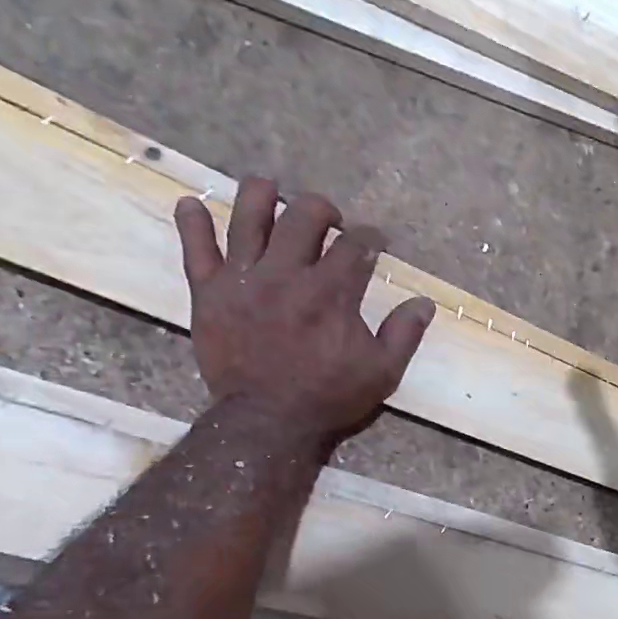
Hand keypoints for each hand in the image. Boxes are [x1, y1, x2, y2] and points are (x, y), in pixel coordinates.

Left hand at [174, 176, 435, 445]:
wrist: (267, 424)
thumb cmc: (327, 399)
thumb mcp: (380, 374)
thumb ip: (403, 335)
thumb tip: (424, 302)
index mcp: (331, 292)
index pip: (356, 244)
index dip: (371, 237)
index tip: (374, 242)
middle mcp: (287, 274)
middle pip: (305, 214)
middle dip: (324, 209)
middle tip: (328, 224)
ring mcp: (243, 280)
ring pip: (249, 214)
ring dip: (262, 195)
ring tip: (271, 194)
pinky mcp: (208, 294)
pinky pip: (196, 249)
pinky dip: (193, 223)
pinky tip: (192, 206)